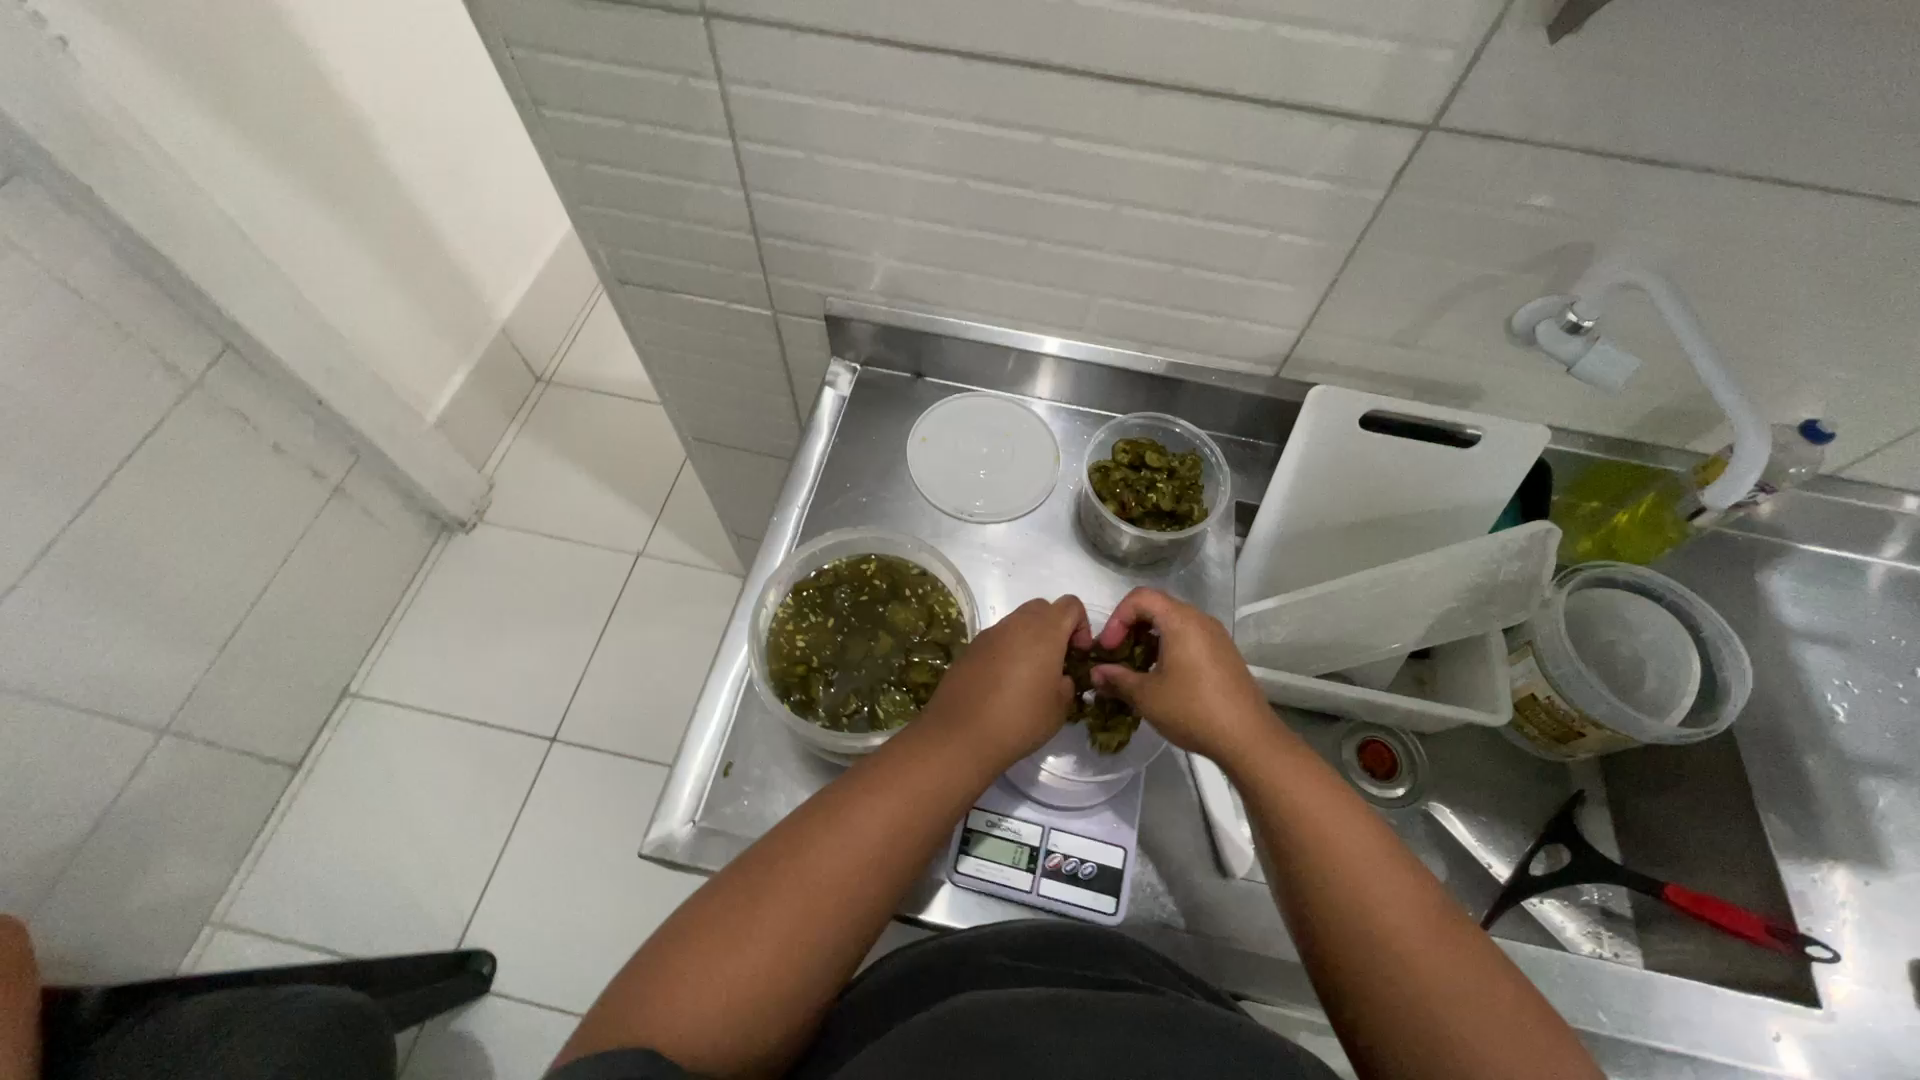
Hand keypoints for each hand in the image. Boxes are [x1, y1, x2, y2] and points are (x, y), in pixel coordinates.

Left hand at [922, 596, 1091, 764]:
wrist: (961, 735)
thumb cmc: (1020, 720)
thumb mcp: (1059, 708)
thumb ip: (1066, 683)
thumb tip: (1058, 677)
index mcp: (1044, 631)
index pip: (1071, 605)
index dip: (1081, 626)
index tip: (1077, 655)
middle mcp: (1015, 624)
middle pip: (1042, 608)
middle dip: (1054, 629)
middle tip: (1055, 663)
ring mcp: (988, 635)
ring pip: (1016, 624)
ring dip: (1028, 641)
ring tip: (1027, 678)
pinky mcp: (969, 649)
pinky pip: (996, 641)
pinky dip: (1005, 653)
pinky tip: (1001, 685)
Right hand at [1090, 587, 1275, 761]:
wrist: (1248, 738)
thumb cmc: (1192, 709)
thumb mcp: (1146, 696)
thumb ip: (1117, 679)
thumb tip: (1096, 674)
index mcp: (1181, 621)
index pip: (1140, 597)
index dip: (1117, 618)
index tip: (1109, 649)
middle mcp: (1201, 620)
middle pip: (1157, 607)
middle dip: (1131, 629)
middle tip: (1118, 657)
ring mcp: (1216, 637)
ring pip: (1174, 624)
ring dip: (1149, 641)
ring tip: (1137, 670)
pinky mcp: (1225, 655)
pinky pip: (1190, 639)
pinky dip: (1169, 649)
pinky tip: (1163, 679)